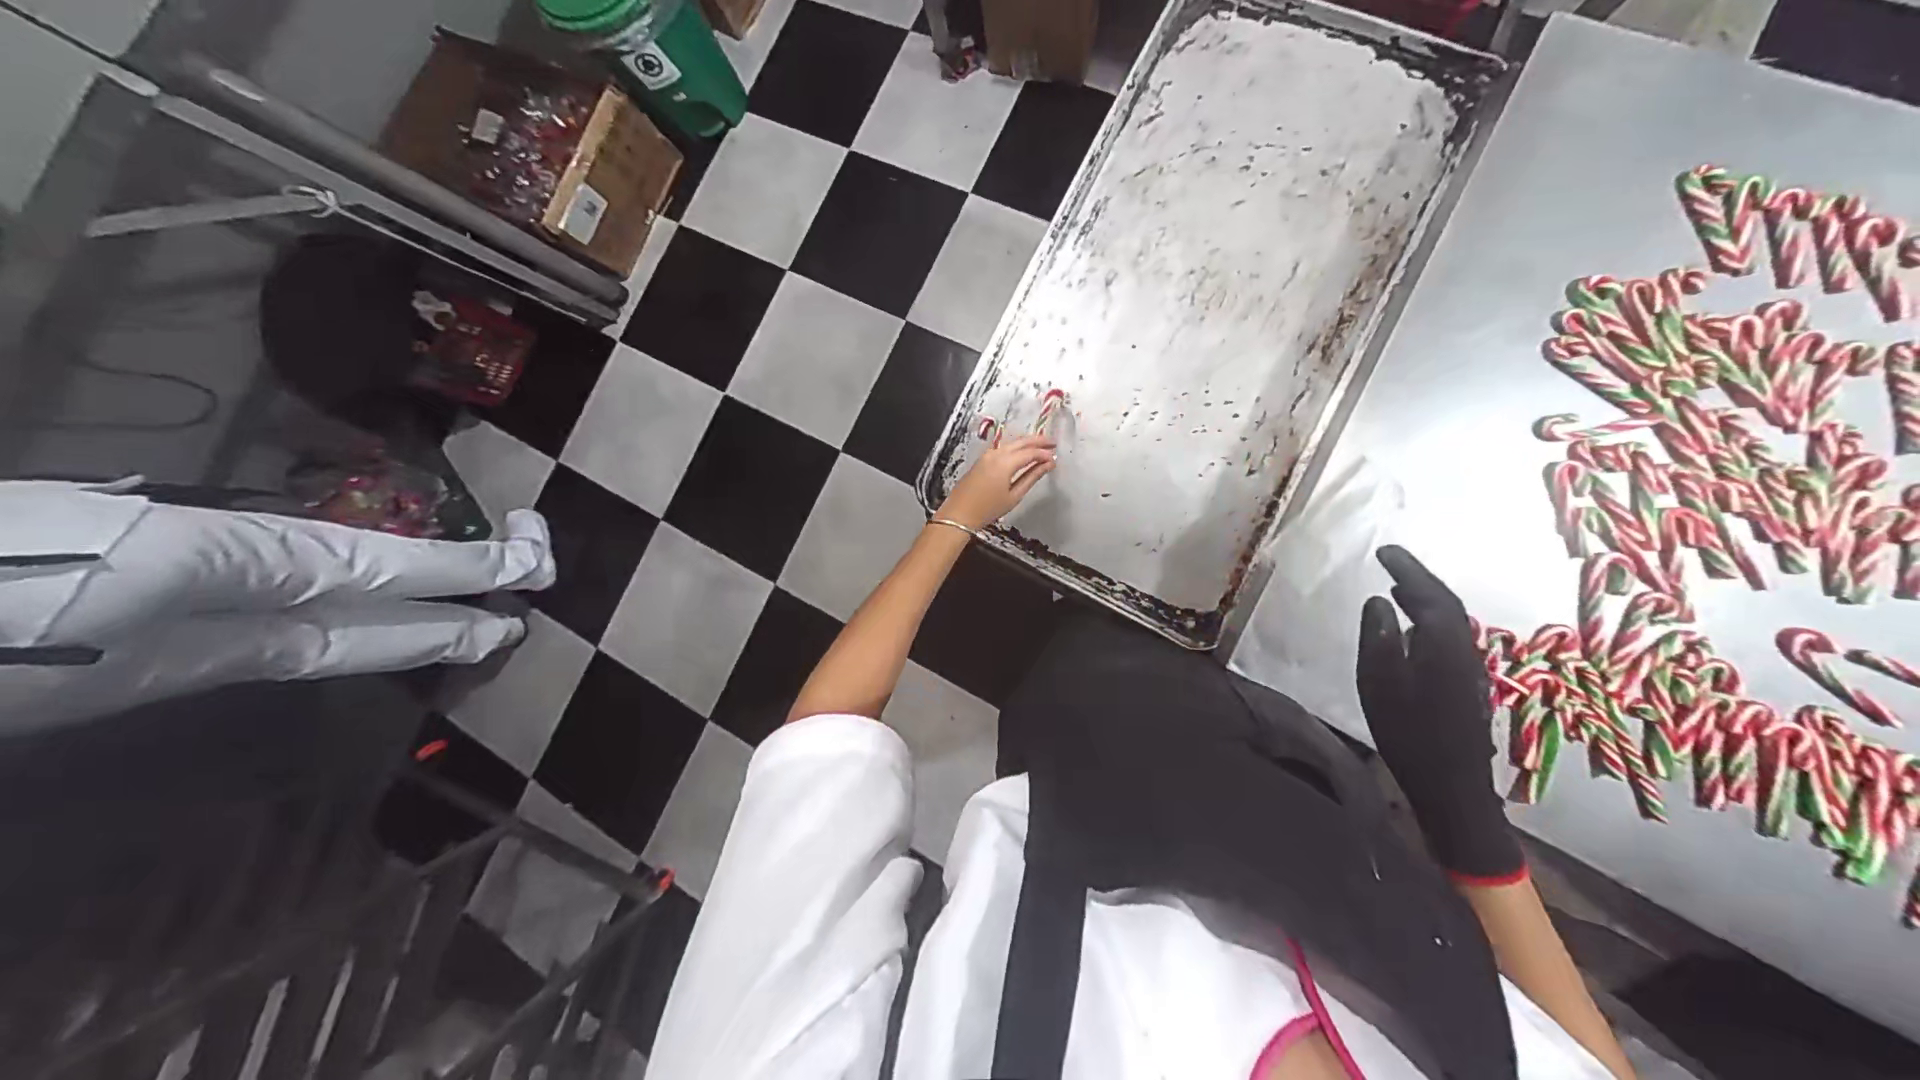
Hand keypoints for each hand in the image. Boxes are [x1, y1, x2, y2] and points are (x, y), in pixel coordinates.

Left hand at [936, 435, 1056, 529]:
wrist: (960, 513)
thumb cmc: (988, 508)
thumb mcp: (1014, 495)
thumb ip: (1032, 477)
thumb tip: (1048, 465)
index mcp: (1005, 462)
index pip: (1030, 452)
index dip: (1044, 454)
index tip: (1055, 458)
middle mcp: (996, 454)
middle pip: (1021, 442)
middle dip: (1038, 441)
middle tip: (1053, 443)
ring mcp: (988, 455)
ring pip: (1012, 443)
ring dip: (1027, 443)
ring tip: (1042, 446)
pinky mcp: (982, 459)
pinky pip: (1004, 448)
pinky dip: (1016, 448)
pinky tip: (1023, 453)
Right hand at [1356, 545, 1521, 881]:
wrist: (1452, 784)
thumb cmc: (1408, 731)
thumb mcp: (1379, 682)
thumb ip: (1379, 638)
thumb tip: (1380, 602)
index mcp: (1442, 644)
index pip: (1429, 594)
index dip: (1409, 569)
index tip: (1385, 550)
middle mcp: (1463, 651)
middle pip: (1445, 605)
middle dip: (1419, 580)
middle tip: (1391, 564)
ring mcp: (1469, 671)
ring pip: (1449, 623)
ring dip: (1425, 602)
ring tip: (1398, 590)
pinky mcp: (1466, 688)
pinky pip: (1448, 640)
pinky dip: (1429, 624)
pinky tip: (1411, 632)